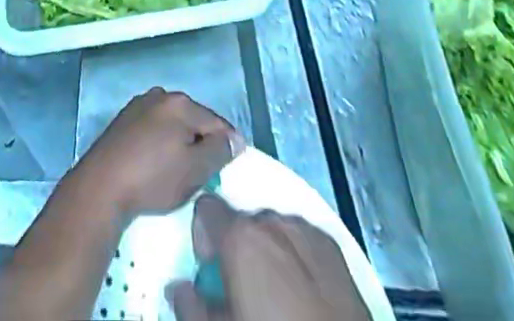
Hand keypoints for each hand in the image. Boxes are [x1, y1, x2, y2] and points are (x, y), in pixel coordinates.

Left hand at [66, 88, 241, 221]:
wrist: (100, 186)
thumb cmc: (153, 178)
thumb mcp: (195, 170)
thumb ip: (219, 151)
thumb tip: (234, 139)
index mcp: (181, 103)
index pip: (218, 124)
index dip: (226, 148)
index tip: (224, 172)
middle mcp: (160, 95)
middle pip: (194, 121)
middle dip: (201, 144)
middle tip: (199, 175)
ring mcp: (139, 105)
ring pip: (172, 125)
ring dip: (179, 143)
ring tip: (175, 172)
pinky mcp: (123, 120)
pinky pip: (153, 129)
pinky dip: (159, 143)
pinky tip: (154, 165)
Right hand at [167, 195, 370, 320]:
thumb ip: (192, 306)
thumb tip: (179, 288)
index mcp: (240, 237)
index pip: (206, 207)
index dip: (202, 237)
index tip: (209, 270)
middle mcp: (272, 221)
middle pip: (241, 220)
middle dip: (237, 248)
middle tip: (241, 290)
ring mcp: (306, 230)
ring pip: (273, 229)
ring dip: (267, 251)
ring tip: (276, 295)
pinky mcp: (334, 248)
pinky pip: (301, 240)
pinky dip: (295, 257)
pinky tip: (302, 294)